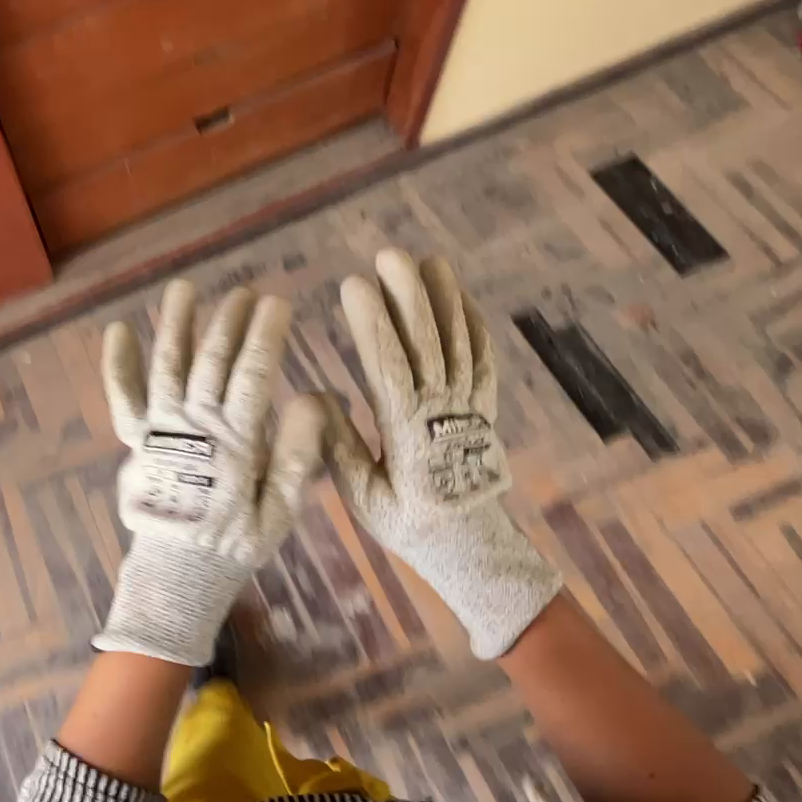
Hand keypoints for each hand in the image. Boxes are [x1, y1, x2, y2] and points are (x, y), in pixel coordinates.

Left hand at [94, 279, 323, 665]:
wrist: (176, 572)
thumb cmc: (234, 541)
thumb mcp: (281, 512)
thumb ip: (299, 457)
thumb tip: (316, 398)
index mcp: (237, 445)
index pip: (254, 377)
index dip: (265, 337)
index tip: (277, 304)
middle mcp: (195, 429)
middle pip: (211, 363)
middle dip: (228, 323)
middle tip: (244, 292)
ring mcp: (159, 432)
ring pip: (167, 369)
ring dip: (175, 327)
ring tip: (185, 290)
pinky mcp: (133, 440)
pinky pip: (122, 398)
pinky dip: (118, 365)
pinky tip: (120, 330)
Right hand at [328, 248, 560, 658]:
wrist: (472, 546)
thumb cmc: (407, 524)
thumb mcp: (363, 498)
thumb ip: (339, 447)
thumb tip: (317, 396)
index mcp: (407, 434)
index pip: (388, 368)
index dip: (372, 325)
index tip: (354, 285)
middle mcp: (441, 412)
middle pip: (427, 345)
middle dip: (408, 296)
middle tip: (390, 255)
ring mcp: (468, 407)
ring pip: (459, 345)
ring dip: (444, 300)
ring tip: (429, 261)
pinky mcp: (483, 408)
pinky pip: (483, 360)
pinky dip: (474, 326)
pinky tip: (463, 299)